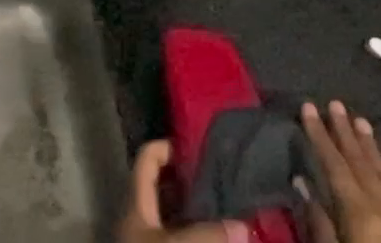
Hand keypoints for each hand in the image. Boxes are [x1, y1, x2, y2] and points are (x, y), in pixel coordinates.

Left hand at [117, 140, 249, 242]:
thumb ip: (207, 235)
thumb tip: (244, 227)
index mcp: (136, 205)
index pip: (147, 158)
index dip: (170, 147)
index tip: (202, 149)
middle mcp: (140, 219)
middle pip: (164, 187)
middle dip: (193, 182)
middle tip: (226, 179)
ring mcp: (148, 241)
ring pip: (174, 216)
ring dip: (199, 212)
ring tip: (231, 208)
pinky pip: (178, 237)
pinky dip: (198, 235)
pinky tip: (222, 238)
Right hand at [296, 101, 380, 242]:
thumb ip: (319, 221)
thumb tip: (303, 184)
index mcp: (356, 207)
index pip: (332, 162)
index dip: (319, 134)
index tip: (308, 107)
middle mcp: (379, 201)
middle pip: (358, 160)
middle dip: (344, 130)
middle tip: (334, 103)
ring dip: (370, 144)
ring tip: (361, 120)